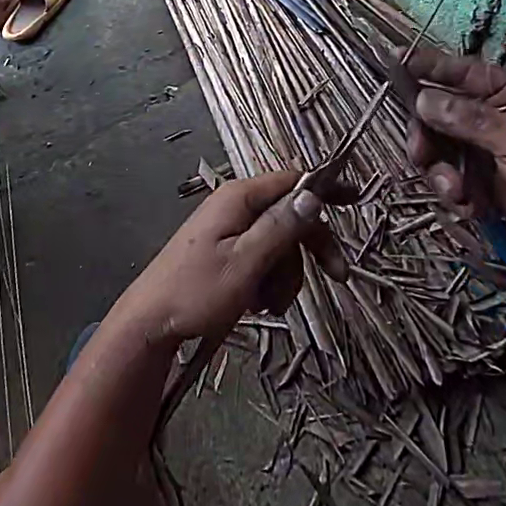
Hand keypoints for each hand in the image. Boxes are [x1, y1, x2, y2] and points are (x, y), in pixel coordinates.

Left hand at [114, 171, 349, 345]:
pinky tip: (259, 301)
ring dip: (286, 273)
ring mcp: (230, 230)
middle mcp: (236, 207)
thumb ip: (281, 228)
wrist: (149, 325)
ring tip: (269, 300)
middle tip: (336, 276)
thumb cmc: (195, 292)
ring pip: (280, 243)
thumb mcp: (246, 263)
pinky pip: (263, 258)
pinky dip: (269, 280)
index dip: (325, 189)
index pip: (292, 180)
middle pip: (291, 216)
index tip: (355, 199)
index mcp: (239, 198)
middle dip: (310, 248)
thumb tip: (312, 195)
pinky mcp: (226, 252)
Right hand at [405, 49, 505, 261]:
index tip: (397, 60)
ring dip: (439, 169)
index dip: (430, 66)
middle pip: (440, 112)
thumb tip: (425, 99)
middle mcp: (494, 117)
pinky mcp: (480, 182)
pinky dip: (452, 192)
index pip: (464, 72)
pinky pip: (448, 178)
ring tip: (455, 191)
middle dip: (427, 133)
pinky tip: (470, 205)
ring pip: (439, 148)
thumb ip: (472, 120)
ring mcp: (485, 151)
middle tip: (421, 152)